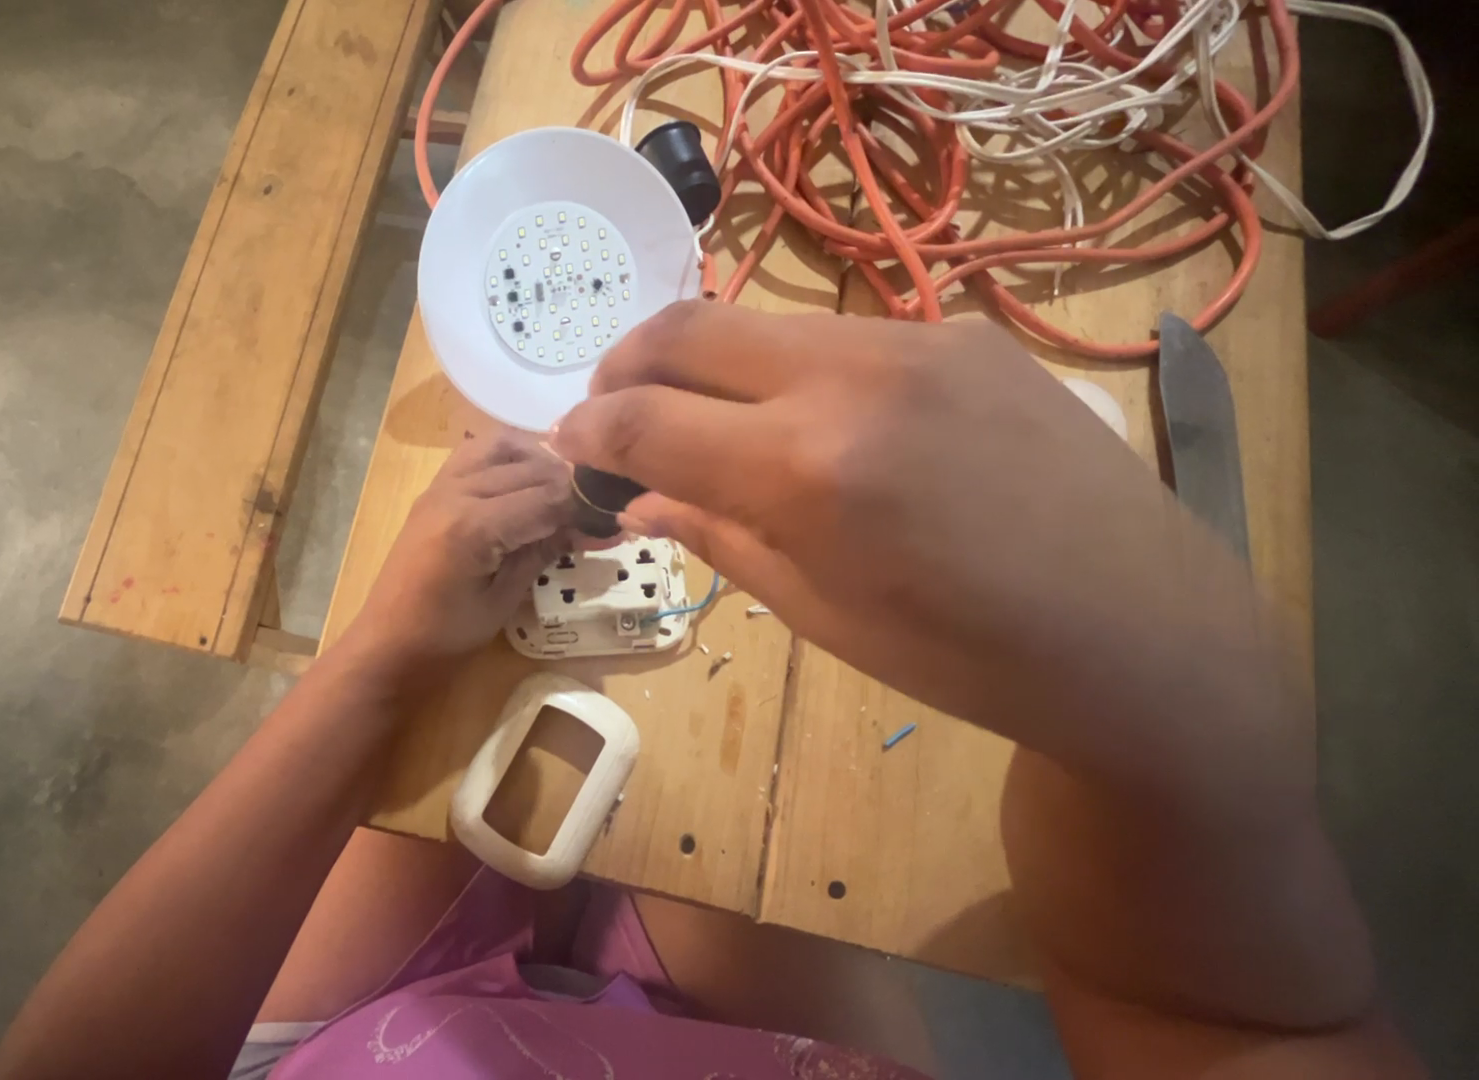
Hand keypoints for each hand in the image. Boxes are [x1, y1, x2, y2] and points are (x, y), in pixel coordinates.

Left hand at [337, 431, 574, 679]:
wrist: (387, 642)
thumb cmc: (445, 636)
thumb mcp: (504, 600)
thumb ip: (544, 553)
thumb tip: (598, 529)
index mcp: (473, 527)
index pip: (546, 499)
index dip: (584, 508)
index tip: (613, 519)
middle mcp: (456, 493)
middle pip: (528, 468)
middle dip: (567, 485)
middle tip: (597, 509)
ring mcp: (440, 486)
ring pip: (500, 446)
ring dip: (536, 460)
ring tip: (561, 489)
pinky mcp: (433, 490)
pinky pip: (474, 453)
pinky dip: (505, 457)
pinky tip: (524, 481)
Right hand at [552, 302, 1300, 807]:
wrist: (1143, 632)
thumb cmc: (960, 655)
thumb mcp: (814, 610)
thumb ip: (711, 533)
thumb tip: (634, 498)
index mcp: (808, 469)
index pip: (645, 421)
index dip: (588, 433)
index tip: (569, 448)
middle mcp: (851, 376)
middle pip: (683, 329)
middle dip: (622, 368)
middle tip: (612, 417)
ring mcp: (913, 338)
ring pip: (754, 323)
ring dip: (701, 367)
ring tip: (705, 425)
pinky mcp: (959, 331)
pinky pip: (830, 336)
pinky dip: (780, 372)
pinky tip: (805, 424)